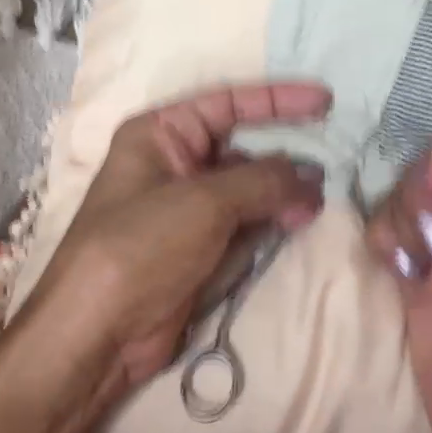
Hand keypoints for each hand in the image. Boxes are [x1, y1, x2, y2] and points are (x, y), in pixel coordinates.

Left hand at [26, 82, 331, 391]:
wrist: (99, 333)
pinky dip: (273, 222)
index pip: (227, 102)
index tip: (326, 100)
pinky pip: (246, 224)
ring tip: (319, 202)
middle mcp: (173, 163)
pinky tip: (300, 222)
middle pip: (242, 147)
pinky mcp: (199, 249)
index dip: (278, 99)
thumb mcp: (204, 202)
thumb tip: (312, 178)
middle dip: (285, 156)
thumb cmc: (140, 246)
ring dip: (283, 193)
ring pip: (249, 189)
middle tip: (332, 166)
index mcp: (160, 133)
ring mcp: (187, 209)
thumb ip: (263, 181)